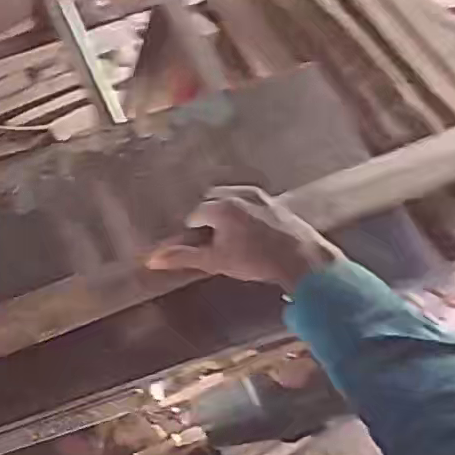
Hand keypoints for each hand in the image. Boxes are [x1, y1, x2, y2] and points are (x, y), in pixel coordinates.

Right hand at [146, 186, 342, 291]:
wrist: (302, 259)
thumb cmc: (256, 260)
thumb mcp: (214, 261)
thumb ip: (182, 258)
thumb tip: (152, 260)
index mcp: (220, 205)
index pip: (194, 216)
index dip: (193, 234)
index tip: (200, 247)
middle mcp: (239, 193)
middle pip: (211, 202)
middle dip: (208, 219)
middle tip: (212, 241)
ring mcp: (260, 195)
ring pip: (231, 199)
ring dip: (226, 214)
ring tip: (231, 238)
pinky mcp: (276, 202)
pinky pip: (251, 202)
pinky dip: (245, 214)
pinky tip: (251, 234)